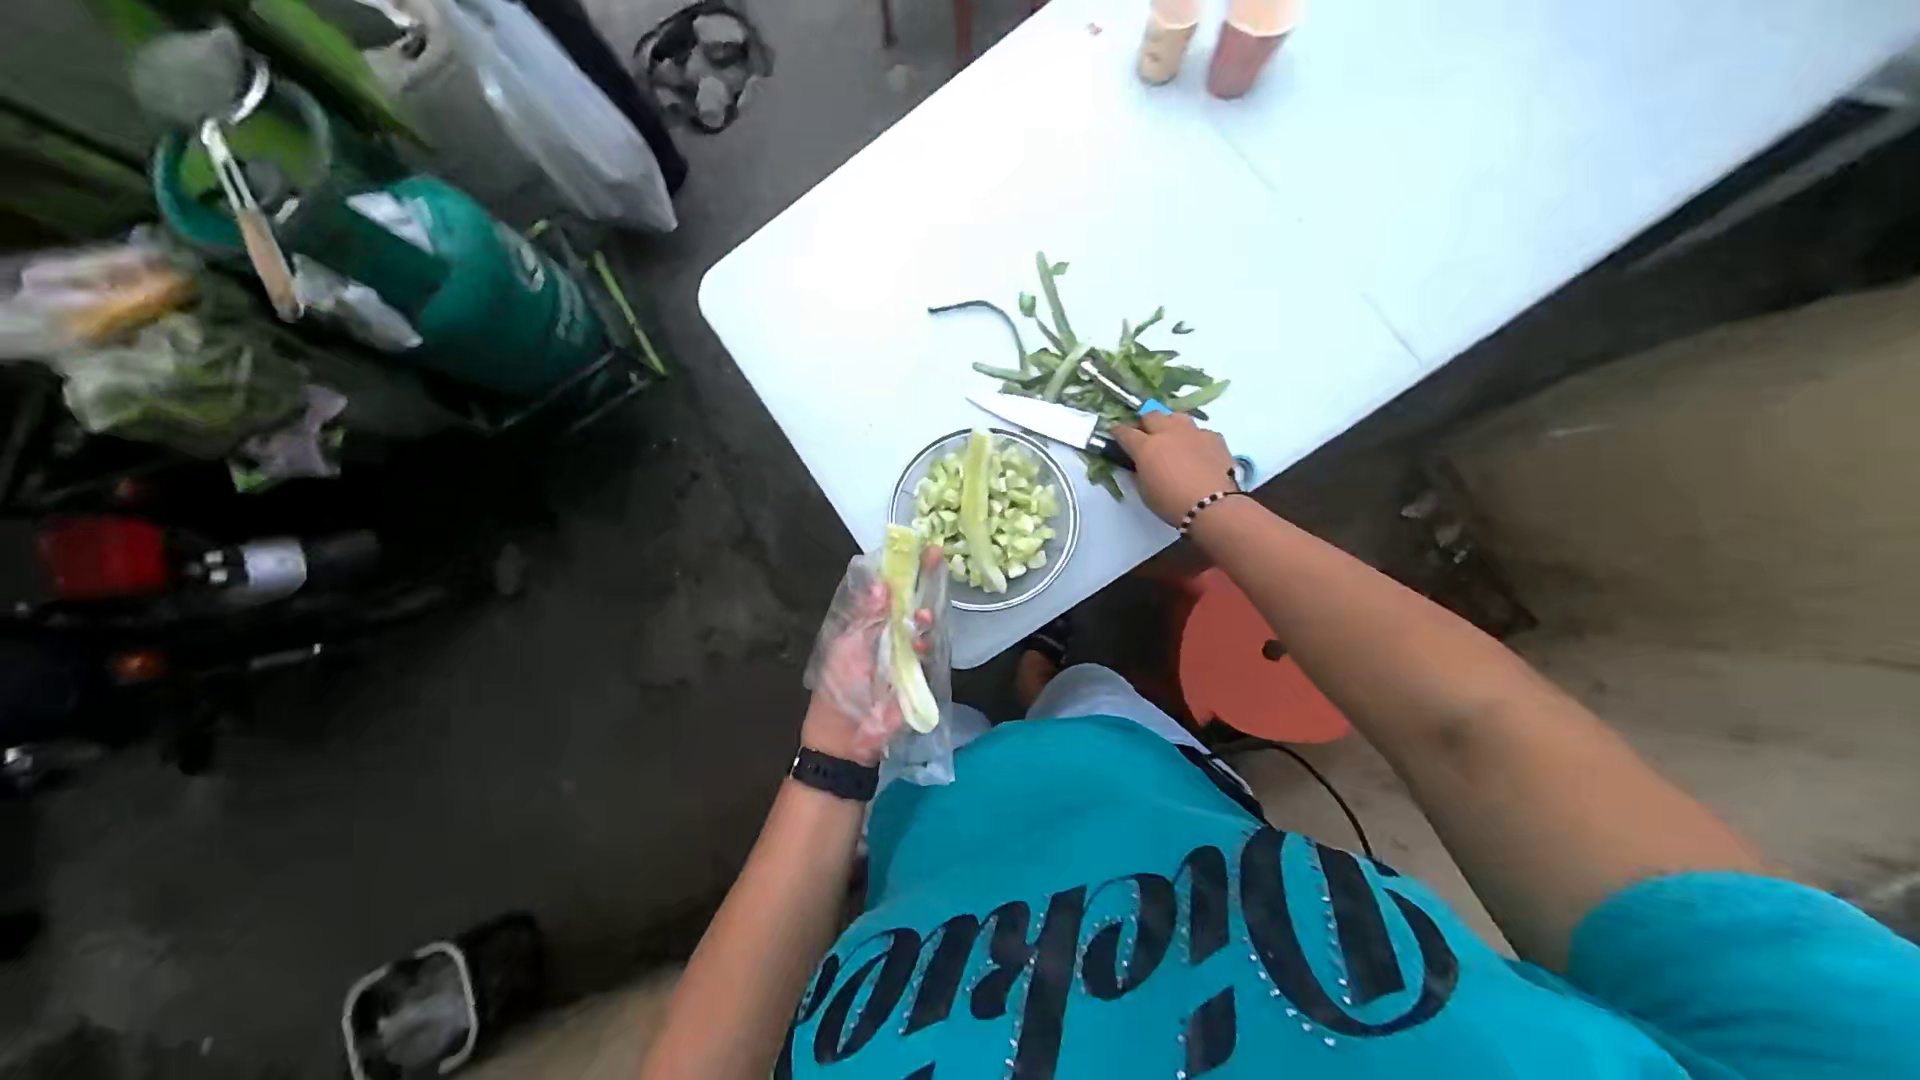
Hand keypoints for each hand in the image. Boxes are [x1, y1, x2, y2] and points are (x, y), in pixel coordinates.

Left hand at [800, 548, 944, 765]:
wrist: (845, 737)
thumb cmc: (838, 688)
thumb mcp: (845, 646)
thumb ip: (864, 616)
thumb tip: (881, 583)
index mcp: (866, 622)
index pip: (886, 588)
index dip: (900, 567)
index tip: (914, 546)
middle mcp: (888, 632)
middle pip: (909, 599)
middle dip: (922, 577)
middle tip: (935, 554)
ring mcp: (904, 652)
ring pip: (921, 624)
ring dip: (924, 614)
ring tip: (923, 614)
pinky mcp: (917, 674)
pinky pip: (927, 654)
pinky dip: (926, 644)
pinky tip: (923, 639)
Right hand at [1110, 411, 1239, 526]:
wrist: (1213, 506)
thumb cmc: (1171, 503)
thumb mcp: (1145, 491)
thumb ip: (1139, 473)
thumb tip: (1138, 465)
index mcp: (1146, 447)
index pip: (1125, 432)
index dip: (1118, 432)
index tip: (1116, 434)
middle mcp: (1168, 432)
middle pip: (1152, 415)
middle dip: (1146, 424)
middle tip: (1146, 437)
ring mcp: (1193, 432)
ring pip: (1177, 417)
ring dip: (1170, 424)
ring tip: (1172, 438)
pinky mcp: (1214, 437)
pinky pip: (1200, 431)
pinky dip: (1195, 438)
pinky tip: (1197, 451)